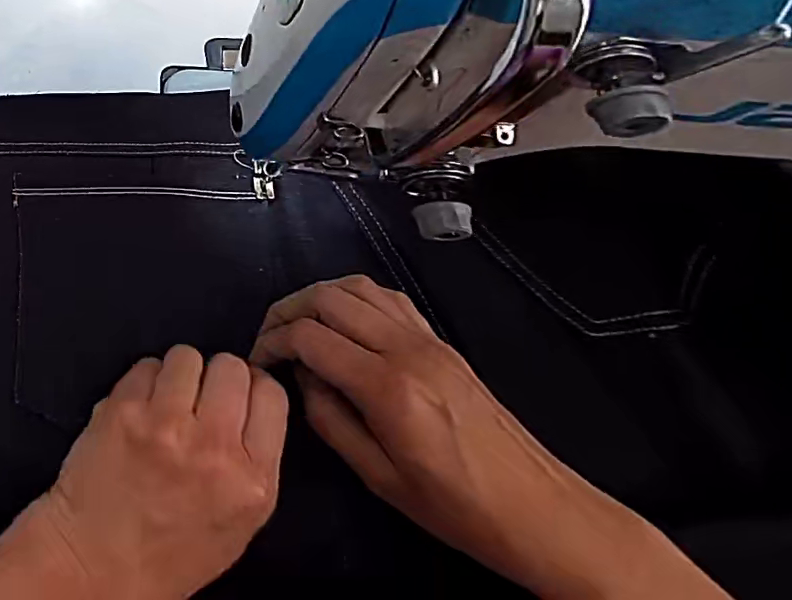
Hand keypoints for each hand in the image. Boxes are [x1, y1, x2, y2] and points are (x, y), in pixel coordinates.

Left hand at [12, 345, 288, 598]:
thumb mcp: (240, 520)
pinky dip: (143, 382)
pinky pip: (146, 365)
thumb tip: (251, 394)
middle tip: (197, 400)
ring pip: (187, 356)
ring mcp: (167, 425)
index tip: (235, 395)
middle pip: (231, 366)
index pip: (271, 393)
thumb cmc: (170, 551)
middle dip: (215, 377)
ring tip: (164, 403)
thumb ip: (254, 457)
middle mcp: (214, 449)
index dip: (251, 387)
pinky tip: (137, 410)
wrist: (95, 570)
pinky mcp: (125, 412)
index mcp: (252, 480)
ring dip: (177, 374)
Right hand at [250, 276, 728, 599]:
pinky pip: (387, 296)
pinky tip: (343, 316)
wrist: (533, 505)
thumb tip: (301, 378)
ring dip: (318, 294)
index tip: (257, 358)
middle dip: (288, 308)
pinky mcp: (438, 336)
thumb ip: (331, 421)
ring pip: (357, 286)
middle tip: (268, 334)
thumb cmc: (454, 506)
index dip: (274, 340)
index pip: (311, 337)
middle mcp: (404, 347)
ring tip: (297, 320)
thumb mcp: (380, 478)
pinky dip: (354, 295)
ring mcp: (425, 336)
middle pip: (329, 298)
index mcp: (387, 388)